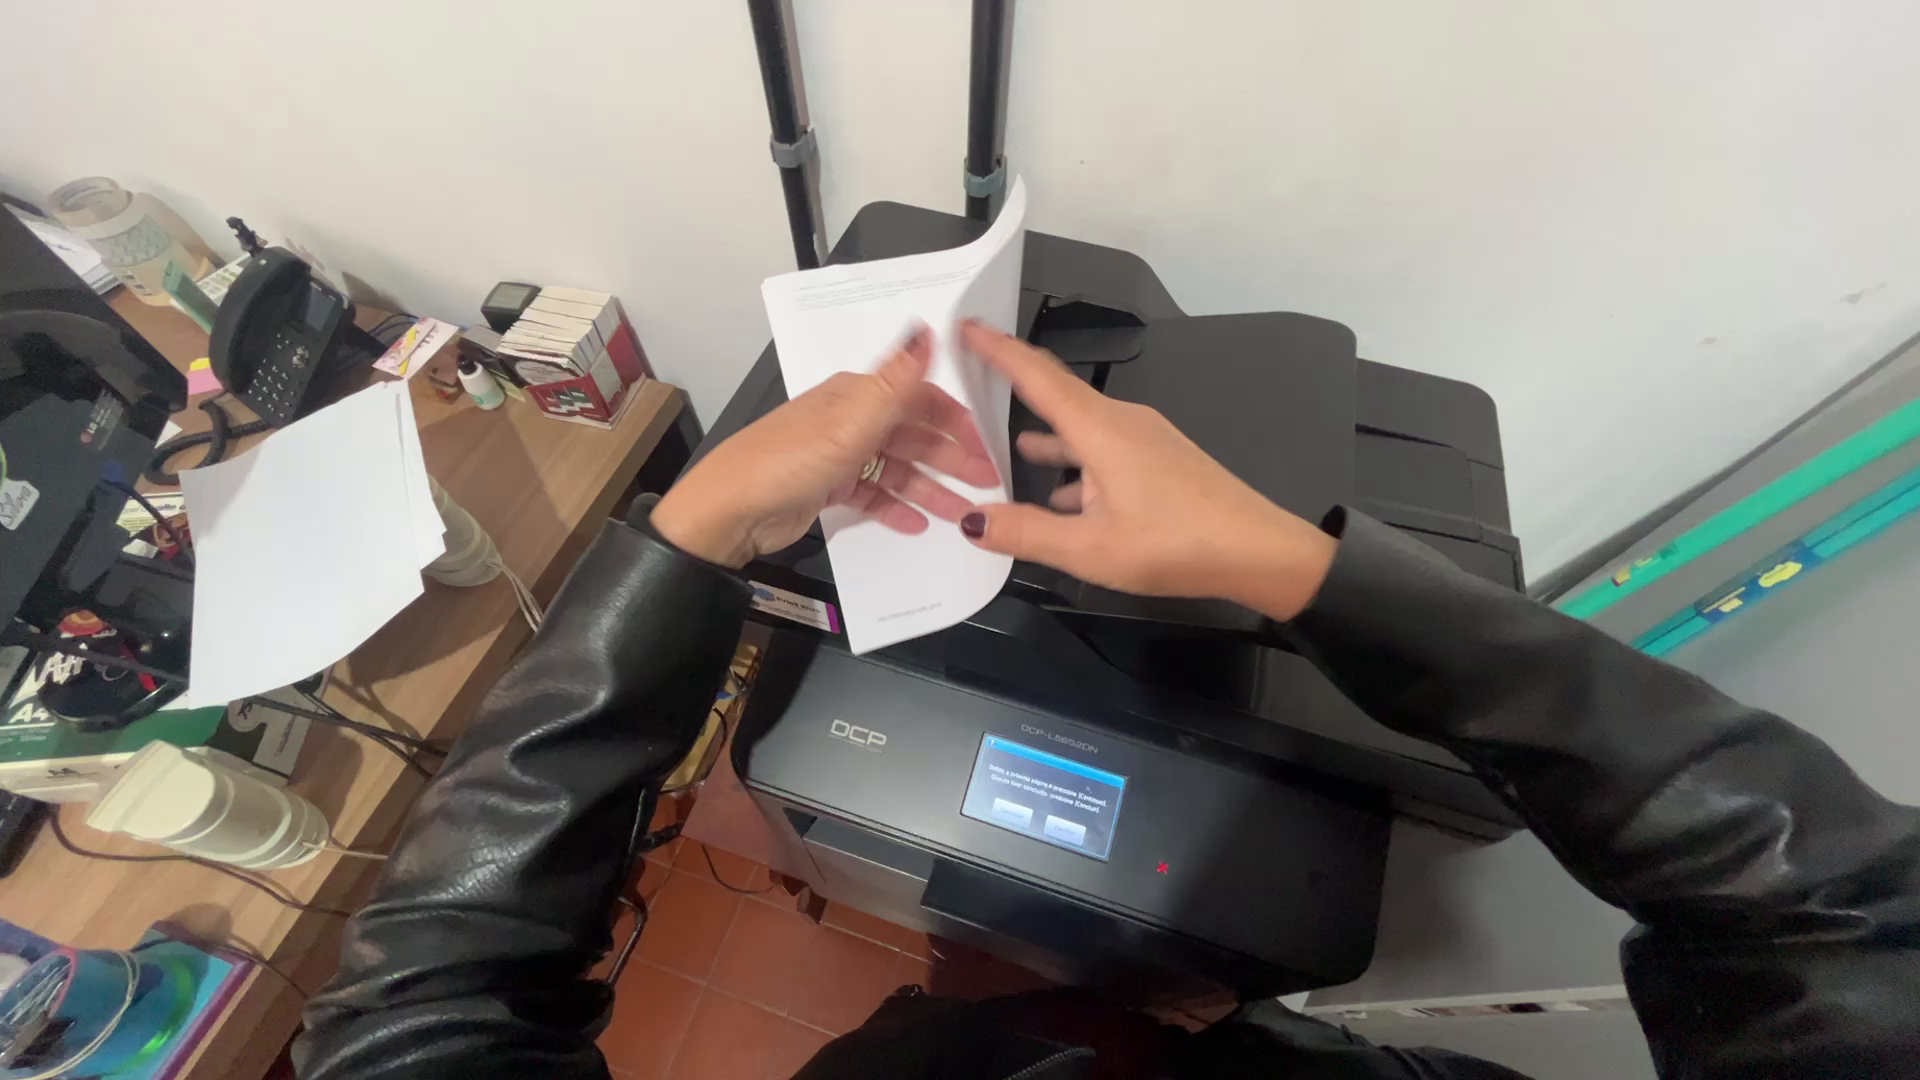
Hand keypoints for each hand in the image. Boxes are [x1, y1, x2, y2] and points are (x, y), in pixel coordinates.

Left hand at [653, 326, 997, 567]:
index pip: (919, 398)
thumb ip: (895, 381)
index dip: (955, 420)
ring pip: (898, 470)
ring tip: (960, 515)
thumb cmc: (787, 461)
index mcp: (857, 396)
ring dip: (930, 490)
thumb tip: (927, 329)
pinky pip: (874, 495)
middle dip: (951, 459)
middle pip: (913, 436)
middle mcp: (851, 421)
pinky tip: (917, 525)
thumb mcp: (848, 421)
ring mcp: (840, 456)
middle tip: (986, 484)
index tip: (986, 444)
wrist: (731, 511)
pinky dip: (896, 507)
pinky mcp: (830, 487)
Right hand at [956, 321, 1337, 619]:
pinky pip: (1104, 448)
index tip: (969, 326)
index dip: (999, 351)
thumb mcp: (1090, 550)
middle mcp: (1123, 423)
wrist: (1260, 553)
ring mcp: (1146, 439)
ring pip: (1082, 428)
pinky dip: (1077, 463)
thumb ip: (1025, 533)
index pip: (1039, 377)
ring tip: (1013, 447)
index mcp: (1101, 431)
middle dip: (1017, 387)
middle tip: (980, 380)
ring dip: (1048, 435)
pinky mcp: (1160, 459)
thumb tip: (971, 520)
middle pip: (1060, 395)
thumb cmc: (1177, 545)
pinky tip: (1066, 496)